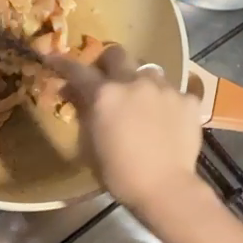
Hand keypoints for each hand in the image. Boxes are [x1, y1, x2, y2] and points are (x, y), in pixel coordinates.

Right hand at [48, 44, 205, 210]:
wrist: (164, 188)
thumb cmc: (118, 173)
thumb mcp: (89, 146)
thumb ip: (84, 114)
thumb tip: (74, 94)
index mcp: (105, 95)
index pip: (78, 70)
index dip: (63, 64)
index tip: (54, 59)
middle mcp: (134, 82)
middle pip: (117, 54)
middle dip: (107, 62)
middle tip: (106, 78)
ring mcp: (164, 88)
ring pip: (148, 71)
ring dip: (140, 81)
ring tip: (142, 101)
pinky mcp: (188, 100)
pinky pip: (175, 91)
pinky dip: (167, 100)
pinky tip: (168, 117)